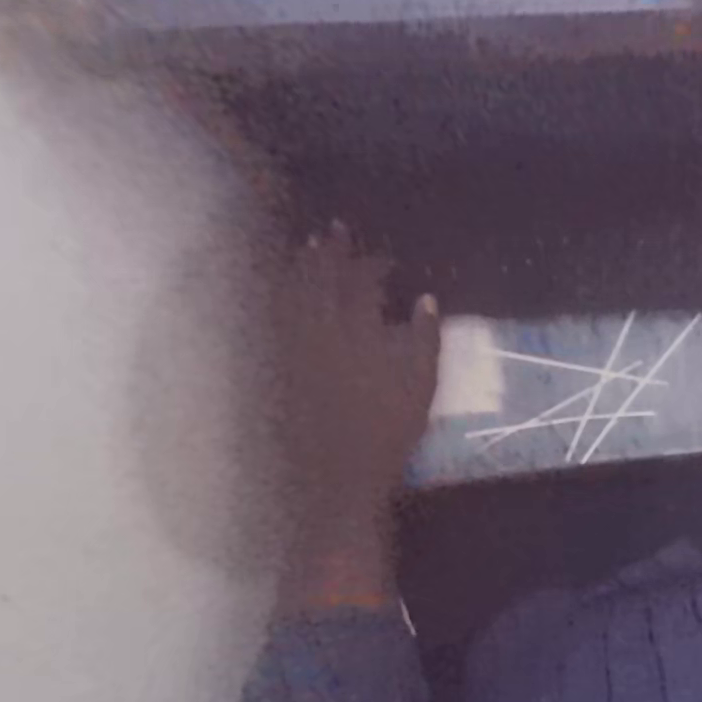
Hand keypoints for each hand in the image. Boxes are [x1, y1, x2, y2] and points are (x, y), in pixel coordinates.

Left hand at [273, 222, 440, 523]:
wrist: (339, 472)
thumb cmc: (388, 433)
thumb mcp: (421, 387)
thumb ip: (425, 340)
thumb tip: (426, 300)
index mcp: (361, 331)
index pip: (367, 282)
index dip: (376, 265)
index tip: (387, 260)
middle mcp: (323, 328)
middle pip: (324, 277)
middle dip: (331, 250)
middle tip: (335, 229)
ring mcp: (295, 344)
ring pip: (294, 292)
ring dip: (302, 265)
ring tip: (307, 246)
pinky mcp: (279, 363)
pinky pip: (275, 318)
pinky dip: (278, 296)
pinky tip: (281, 289)